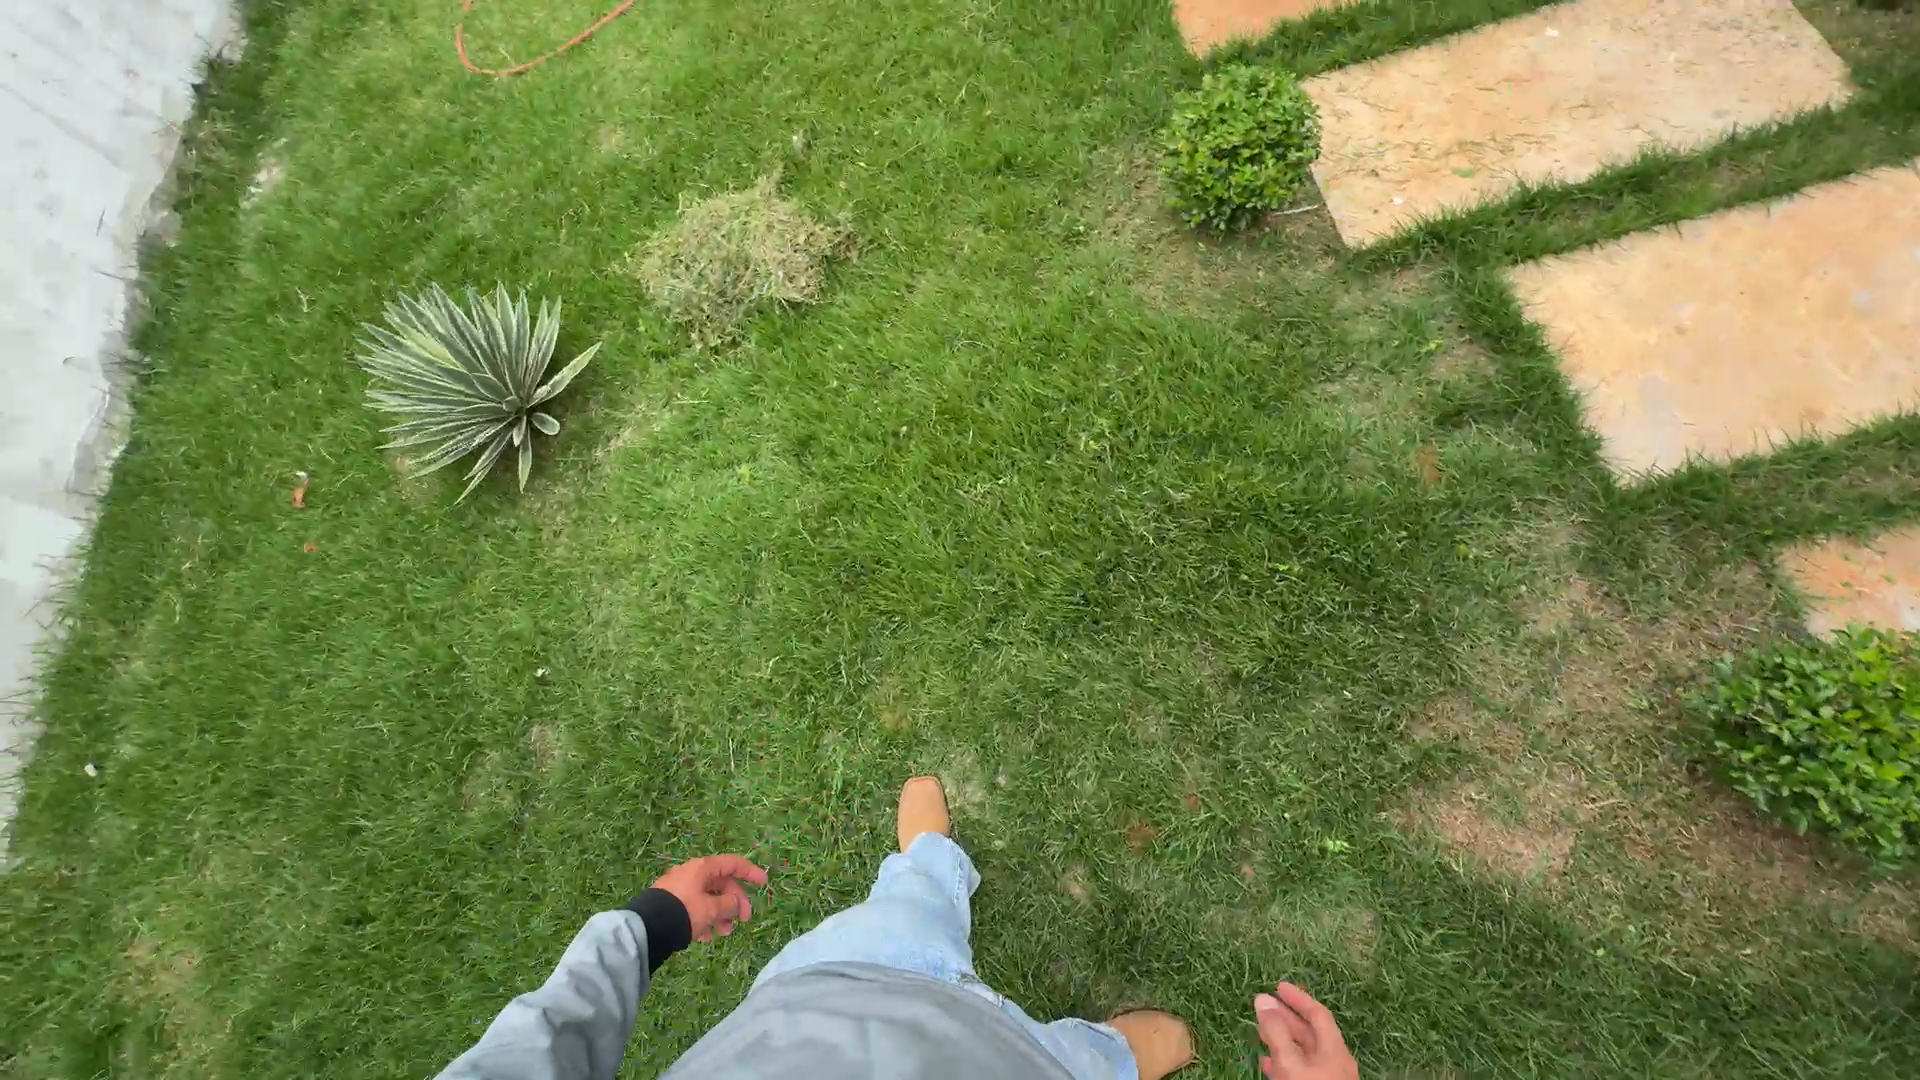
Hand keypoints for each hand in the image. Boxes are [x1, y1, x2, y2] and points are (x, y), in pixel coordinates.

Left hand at [650, 855, 767, 941]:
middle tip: (742, 920)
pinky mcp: (671, 904)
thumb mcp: (711, 909)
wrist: (646, 928)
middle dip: (734, 903)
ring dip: (720, 914)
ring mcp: (680, 888)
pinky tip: (706, 937)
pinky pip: (695, 907)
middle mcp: (692, 874)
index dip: (750, 872)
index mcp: (703, 868)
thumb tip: (735, 903)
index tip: (763, 884)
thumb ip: (729, 905)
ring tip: (723, 933)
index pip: (733, 864)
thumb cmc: (684, 912)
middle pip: (722, 884)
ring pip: (708, 898)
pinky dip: (704, 919)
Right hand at [1254, 982, 1357, 1079]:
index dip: (1298, 998)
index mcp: (1334, 1051)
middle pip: (1310, 1034)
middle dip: (1285, 1017)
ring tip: (1259, 1031)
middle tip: (1262, 1005)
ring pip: (1303, 1053)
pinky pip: (1300, 1072)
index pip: (1318, 1015)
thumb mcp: (1290, 1063)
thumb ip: (1276, 1031)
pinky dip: (1282, 1062)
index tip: (1277, 986)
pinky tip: (1266, 1064)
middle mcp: (1335, 1064)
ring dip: (1281, 1040)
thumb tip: (1262, 999)